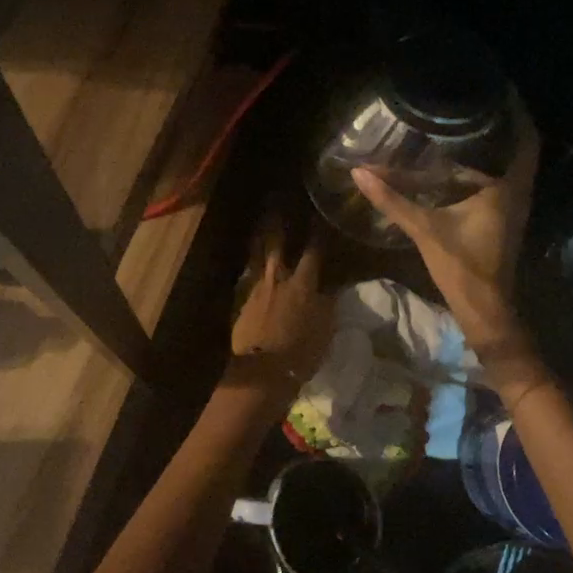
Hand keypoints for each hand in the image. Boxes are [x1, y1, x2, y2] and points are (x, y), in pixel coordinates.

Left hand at [229, 221, 333, 394]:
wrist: (262, 371)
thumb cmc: (301, 352)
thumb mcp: (326, 328)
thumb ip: (328, 303)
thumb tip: (331, 288)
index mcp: (303, 283)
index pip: (313, 250)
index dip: (317, 233)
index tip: (320, 216)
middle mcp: (278, 278)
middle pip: (276, 241)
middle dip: (278, 220)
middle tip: (277, 200)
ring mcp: (256, 287)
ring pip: (257, 253)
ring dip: (259, 235)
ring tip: (260, 221)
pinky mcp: (241, 300)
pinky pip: (247, 274)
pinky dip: (251, 263)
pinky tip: (251, 257)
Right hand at [351, 110, 540, 354]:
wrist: (486, 309)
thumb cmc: (462, 267)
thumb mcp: (424, 230)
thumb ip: (392, 200)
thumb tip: (358, 172)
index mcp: (506, 188)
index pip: (525, 139)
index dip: (517, 111)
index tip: (500, 86)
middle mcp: (518, 191)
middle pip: (523, 145)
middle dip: (508, 120)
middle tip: (481, 95)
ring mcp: (515, 205)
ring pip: (517, 162)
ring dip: (503, 140)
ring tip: (474, 115)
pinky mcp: (506, 215)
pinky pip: (507, 176)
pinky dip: (494, 160)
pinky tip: (467, 155)